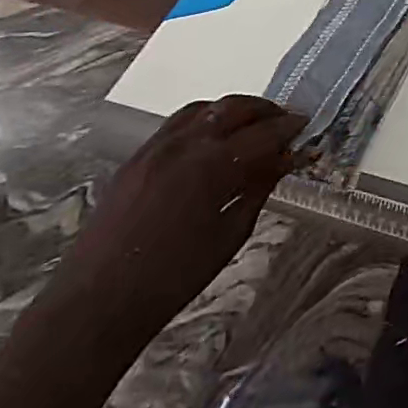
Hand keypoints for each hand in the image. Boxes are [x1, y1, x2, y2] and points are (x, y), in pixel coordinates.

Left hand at [64, 95, 304, 328]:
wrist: (100, 299)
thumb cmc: (172, 280)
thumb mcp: (228, 237)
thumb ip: (256, 191)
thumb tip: (282, 162)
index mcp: (211, 166)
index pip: (261, 135)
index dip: (288, 130)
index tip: (307, 128)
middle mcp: (184, 144)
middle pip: (233, 108)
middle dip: (265, 110)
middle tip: (286, 121)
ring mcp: (157, 145)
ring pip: (205, 108)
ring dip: (234, 109)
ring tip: (254, 123)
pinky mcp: (139, 154)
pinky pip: (179, 122)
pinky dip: (205, 119)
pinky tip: (214, 136)